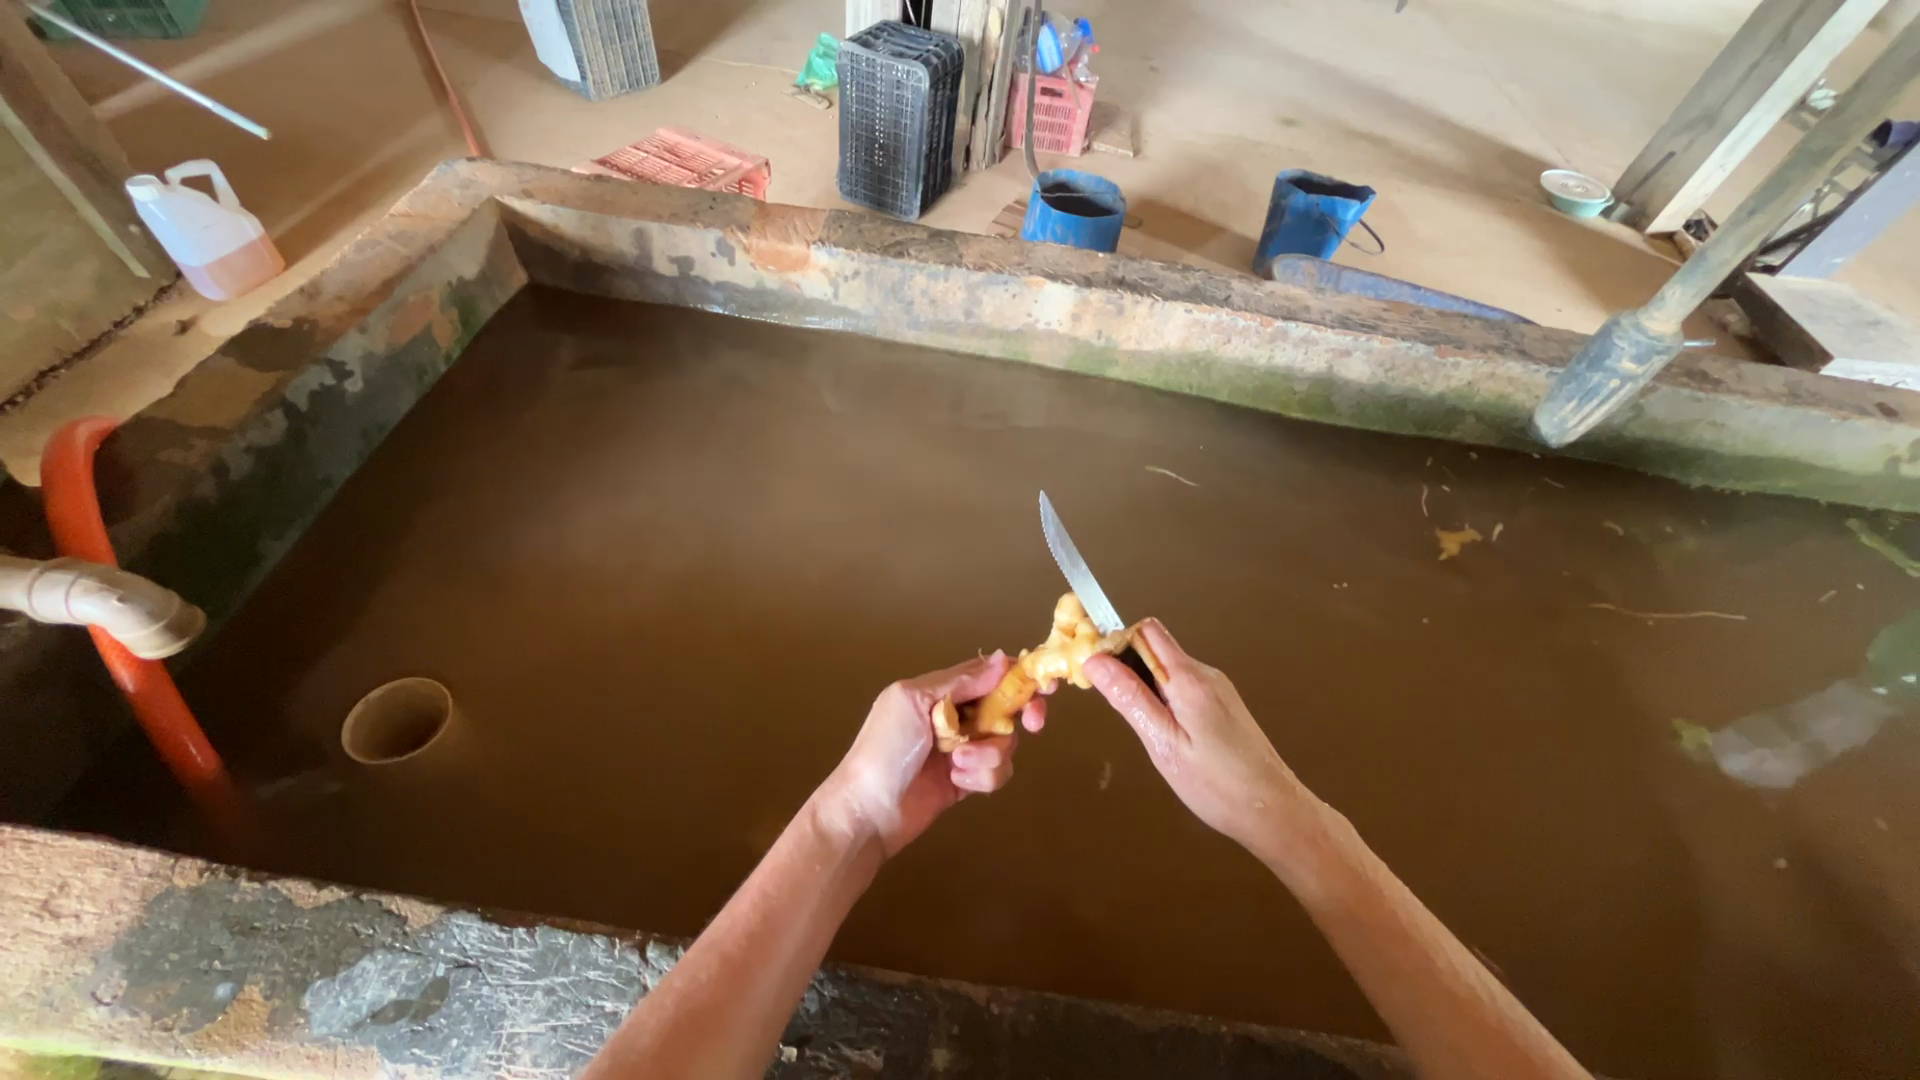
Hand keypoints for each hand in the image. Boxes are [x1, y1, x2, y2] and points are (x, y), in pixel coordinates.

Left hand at [818, 652, 1046, 855]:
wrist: (868, 811)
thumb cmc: (885, 747)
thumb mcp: (914, 702)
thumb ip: (960, 681)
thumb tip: (1004, 658)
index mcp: (941, 691)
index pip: (988, 674)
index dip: (1018, 676)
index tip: (1044, 684)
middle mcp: (956, 716)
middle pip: (1007, 707)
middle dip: (1023, 713)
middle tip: (1033, 723)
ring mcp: (964, 749)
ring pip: (1005, 742)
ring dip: (988, 754)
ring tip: (957, 764)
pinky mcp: (969, 780)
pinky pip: (997, 772)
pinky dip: (982, 777)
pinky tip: (957, 783)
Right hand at [1084, 620, 1307, 853]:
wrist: (1275, 810)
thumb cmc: (1217, 784)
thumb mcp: (1163, 743)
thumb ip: (1130, 698)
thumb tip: (1094, 661)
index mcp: (1189, 679)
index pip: (1145, 632)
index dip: (1116, 644)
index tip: (1098, 673)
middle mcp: (1205, 674)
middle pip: (1155, 647)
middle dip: (1127, 666)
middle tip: (1116, 706)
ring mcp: (1217, 688)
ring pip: (1167, 667)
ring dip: (1145, 685)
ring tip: (1143, 727)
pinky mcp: (1223, 704)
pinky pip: (1183, 685)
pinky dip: (1164, 698)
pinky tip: (1166, 733)